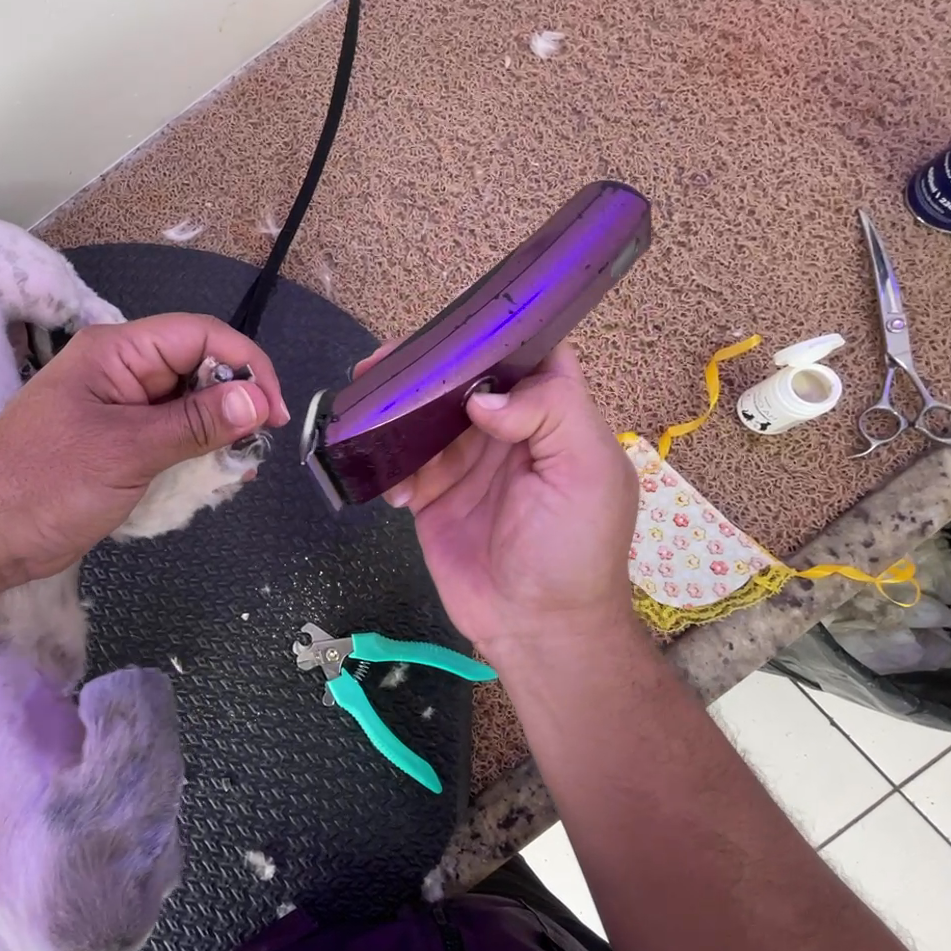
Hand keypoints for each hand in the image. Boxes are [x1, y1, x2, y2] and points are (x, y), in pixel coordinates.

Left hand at [0, 312, 289, 582]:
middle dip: (233, 402)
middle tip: (259, 446)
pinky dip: (194, 455)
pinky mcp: (116, 447)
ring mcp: (118, 411)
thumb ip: (194, 424)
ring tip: (241, 468)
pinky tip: (214, 478)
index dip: (245, 365)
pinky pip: (168, 439)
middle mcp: (120, 373)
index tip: (273, 412)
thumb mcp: (126, 450)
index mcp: (116, 352)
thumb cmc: (45, 484)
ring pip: (186, 407)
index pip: (198, 336)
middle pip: (196, 369)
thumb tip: (256, 400)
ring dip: (217, 433)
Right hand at [359, 342, 637, 649]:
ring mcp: (465, 464)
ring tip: (364, 406)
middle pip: (462, 382)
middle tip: (382, 363)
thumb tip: (478, 398)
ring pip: (425, 418)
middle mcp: (507, 433)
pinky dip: (389, 465)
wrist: (533, 627)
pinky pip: (402, 465)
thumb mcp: (586, 473)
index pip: (528, 358)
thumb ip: (550, 414)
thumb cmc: (572, 549)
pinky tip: (391, 482)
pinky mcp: (432, 496)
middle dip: (425, 368)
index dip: (497, 334)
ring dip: (396, 411)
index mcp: (553, 419)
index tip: (455, 323)